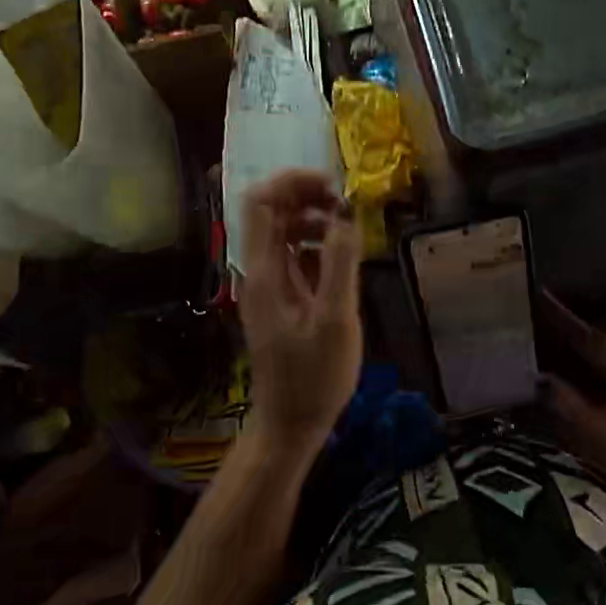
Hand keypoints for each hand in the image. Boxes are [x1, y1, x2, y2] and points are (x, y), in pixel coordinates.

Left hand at [238, 171, 362, 452]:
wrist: (289, 422)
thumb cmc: (314, 376)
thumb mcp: (335, 320)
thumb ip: (340, 264)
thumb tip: (346, 214)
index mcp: (264, 271)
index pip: (260, 202)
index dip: (292, 182)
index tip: (332, 186)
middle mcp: (258, 271)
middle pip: (270, 212)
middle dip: (305, 198)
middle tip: (345, 207)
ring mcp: (266, 286)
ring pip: (281, 233)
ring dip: (311, 222)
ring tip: (347, 232)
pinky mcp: (278, 300)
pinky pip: (291, 257)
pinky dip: (313, 247)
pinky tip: (339, 261)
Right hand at [538, 292, 605, 493]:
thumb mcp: (599, 438)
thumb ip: (568, 405)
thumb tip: (542, 377)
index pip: (594, 339)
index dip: (564, 319)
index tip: (541, 296)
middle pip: (604, 330)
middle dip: (576, 335)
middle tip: (552, 347)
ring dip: (593, 338)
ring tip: (575, 356)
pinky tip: (600, 361)